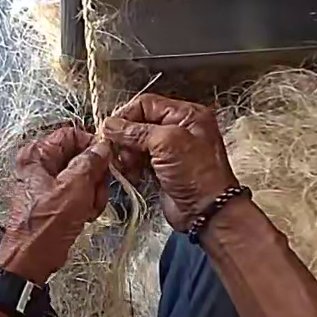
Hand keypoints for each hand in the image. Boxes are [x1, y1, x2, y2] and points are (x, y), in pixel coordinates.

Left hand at [0, 126, 111, 282]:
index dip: (92, 146)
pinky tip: (84, 216)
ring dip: (92, 193)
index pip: (72, 134)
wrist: (32, 258)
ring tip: (87, 208)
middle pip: (80, 157)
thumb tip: (102, 147)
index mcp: (36, 155)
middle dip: (94, 176)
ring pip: (83, 177)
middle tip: (95, 191)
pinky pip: (79, 194)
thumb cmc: (43, 226)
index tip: (106, 160)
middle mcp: (38, 166)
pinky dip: (86, 204)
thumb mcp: (74, 187)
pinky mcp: (54, 201)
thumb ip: (91, 162)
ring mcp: (46, 184)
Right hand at [100, 93, 239, 231]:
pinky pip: (139, 160)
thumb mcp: (167, 143)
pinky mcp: (162, 168)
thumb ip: (136, 131)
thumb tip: (109, 125)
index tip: (111, 132)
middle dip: (126, 139)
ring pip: (136, 143)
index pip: (146, 104)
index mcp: (186, 114)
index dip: (126, 116)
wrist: (206, 212)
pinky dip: (132, 167)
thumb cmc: (196, 174)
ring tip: (128, 168)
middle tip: (121, 154)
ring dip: (127, 154)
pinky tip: (133, 175)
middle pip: (139, 123)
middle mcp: (178, 128)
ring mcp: (170, 149)